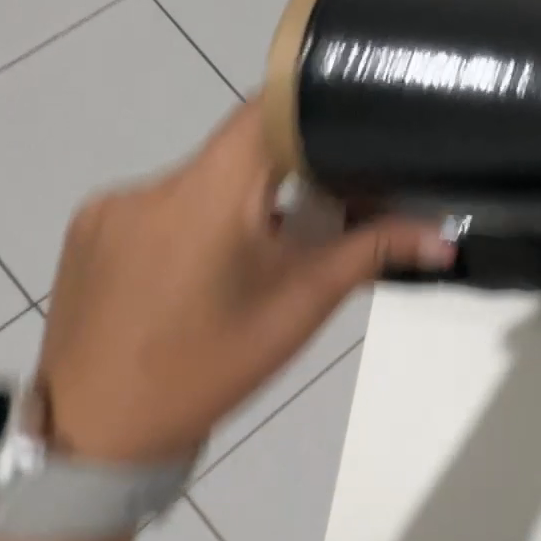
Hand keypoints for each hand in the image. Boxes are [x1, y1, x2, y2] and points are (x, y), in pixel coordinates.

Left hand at [36, 98, 454, 463]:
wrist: (95, 437)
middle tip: (340, 194)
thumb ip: (377, 250)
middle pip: (243, 147)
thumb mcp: (306, 302)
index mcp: (203, 198)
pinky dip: (210, 214)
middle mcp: (149, 188)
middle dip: (296, 165)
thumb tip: (448, 236)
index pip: (265, 114)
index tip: (363, 113)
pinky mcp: (91, 232)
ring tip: (281, 237)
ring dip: (252, 194)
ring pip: (210, 176)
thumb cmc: (211, 364)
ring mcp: (110, 209)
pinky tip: (223, 256)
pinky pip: (171, 200)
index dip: (316, 104)